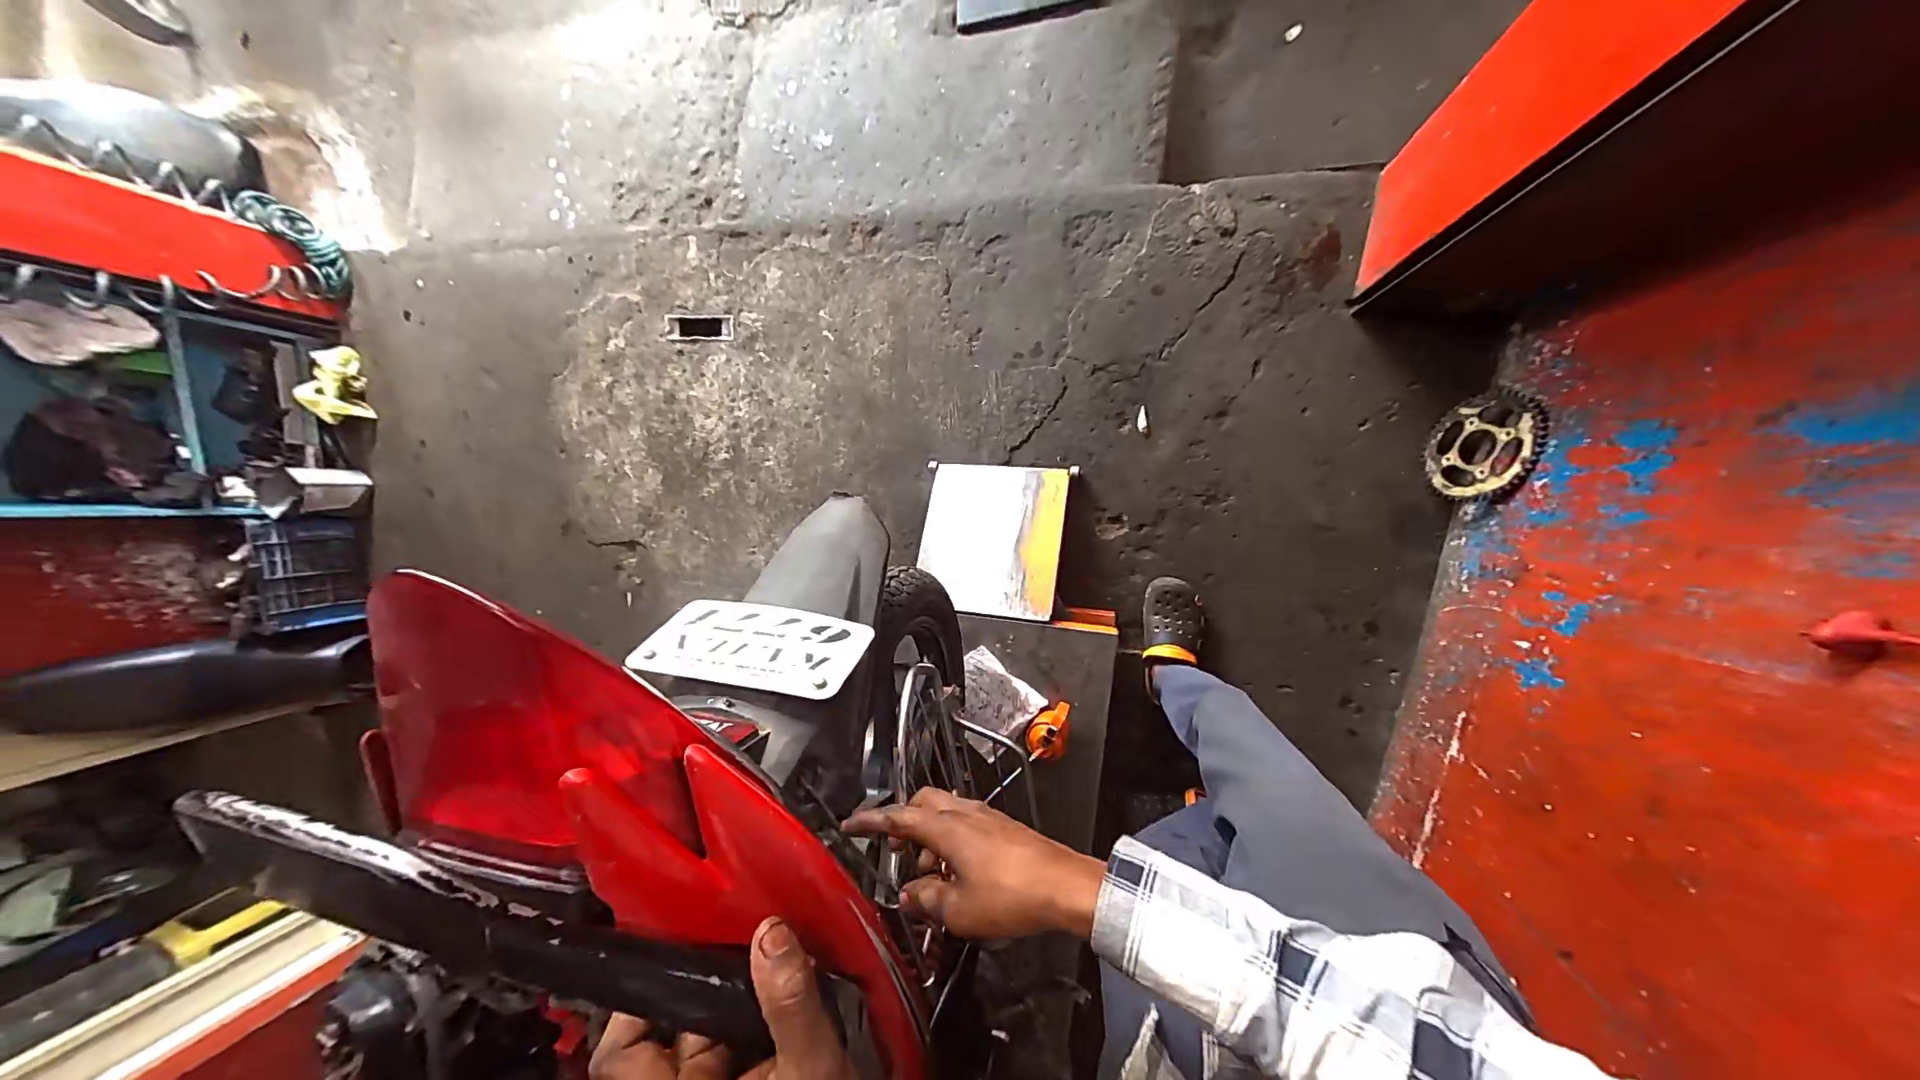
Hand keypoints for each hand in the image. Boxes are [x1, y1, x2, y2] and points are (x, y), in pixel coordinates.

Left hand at [589, 918, 854, 1079]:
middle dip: (710, 995)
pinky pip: (738, 1055)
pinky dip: (757, 1028)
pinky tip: (785, 1005)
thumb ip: (789, 1003)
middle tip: (746, 953)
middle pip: (674, 1038)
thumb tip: (772, 934)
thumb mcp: (808, 1070)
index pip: (623, 1054)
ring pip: (710, 1043)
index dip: (640, 1004)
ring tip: (772, 973)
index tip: (677, 956)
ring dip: (738, 1009)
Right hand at [842, 787, 1105, 939]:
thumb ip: (927, 899)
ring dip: (929, 836)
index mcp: (947, 828)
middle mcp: (965, 813)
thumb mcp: (959, 910)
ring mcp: (986, 817)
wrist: (1064, 886)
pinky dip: (951, 840)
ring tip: (930, 875)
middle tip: (896, 851)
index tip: (852, 824)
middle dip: (903, 823)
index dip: (871, 820)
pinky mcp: (1002, 827)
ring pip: (944, 813)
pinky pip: (965, 823)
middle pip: (922, 803)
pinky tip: (957, 872)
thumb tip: (912, 894)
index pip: (898, 816)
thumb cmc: (1013, 894)